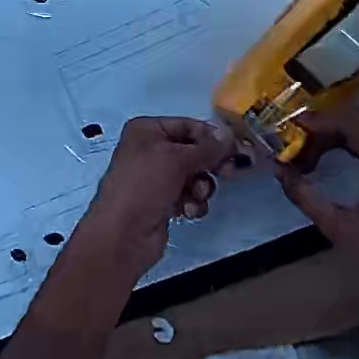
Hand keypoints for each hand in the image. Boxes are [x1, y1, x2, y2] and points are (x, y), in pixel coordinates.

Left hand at [79, 116, 236, 280]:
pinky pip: (188, 195)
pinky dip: (192, 202)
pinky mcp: (163, 200)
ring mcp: (156, 176)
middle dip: (208, 164)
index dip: (211, 137)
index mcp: (146, 130)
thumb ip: (207, 148)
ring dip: (200, 187)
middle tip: (228, 173)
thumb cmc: (144, 185)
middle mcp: (150, 149)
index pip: (187, 125)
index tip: (236, 149)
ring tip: (194, 196)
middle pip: (193, 151)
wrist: (123, 234)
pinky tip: (186, 211)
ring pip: (194, 175)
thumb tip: (229, 134)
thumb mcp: (176, 160)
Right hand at [273, 105, 358, 313]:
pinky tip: (335, 167)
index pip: (349, 120)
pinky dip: (353, 152)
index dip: (316, 122)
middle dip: (323, 132)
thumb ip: (306, 196)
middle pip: (358, 125)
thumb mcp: (341, 229)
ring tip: (309, 158)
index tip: (290, 133)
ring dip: (336, 142)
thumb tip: (279, 170)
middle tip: (295, 147)